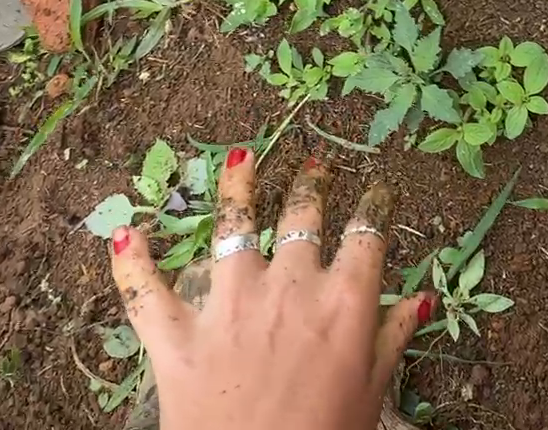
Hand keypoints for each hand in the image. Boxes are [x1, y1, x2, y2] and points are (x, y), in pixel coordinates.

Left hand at [109, 148, 431, 429]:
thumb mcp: (372, 389)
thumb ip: (394, 335)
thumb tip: (423, 298)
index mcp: (344, 297)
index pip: (368, 230)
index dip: (377, 203)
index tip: (380, 190)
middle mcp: (289, 285)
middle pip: (303, 214)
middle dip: (312, 184)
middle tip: (316, 167)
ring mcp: (230, 305)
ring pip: (232, 227)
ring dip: (238, 187)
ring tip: (243, 159)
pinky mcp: (178, 339)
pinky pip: (147, 294)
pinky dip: (132, 264)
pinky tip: (124, 234)